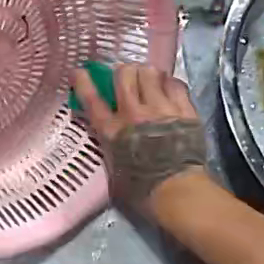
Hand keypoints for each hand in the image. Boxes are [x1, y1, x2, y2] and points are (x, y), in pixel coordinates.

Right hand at [73, 63, 211, 212]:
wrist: (178, 191)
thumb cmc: (142, 190)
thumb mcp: (114, 168)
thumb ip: (110, 146)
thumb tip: (109, 134)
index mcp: (112, 131)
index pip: (92, 99)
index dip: (83, 82)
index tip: (79, 72)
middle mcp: (134, 113)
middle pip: (124, 74)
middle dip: (123, 73)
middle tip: (127, 80)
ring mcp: (161, 108)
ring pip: (150, 72)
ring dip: (147, 74)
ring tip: (150, 82)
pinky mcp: (184, 110)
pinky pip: (175, 83)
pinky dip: (170, 84)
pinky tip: (170, 91)